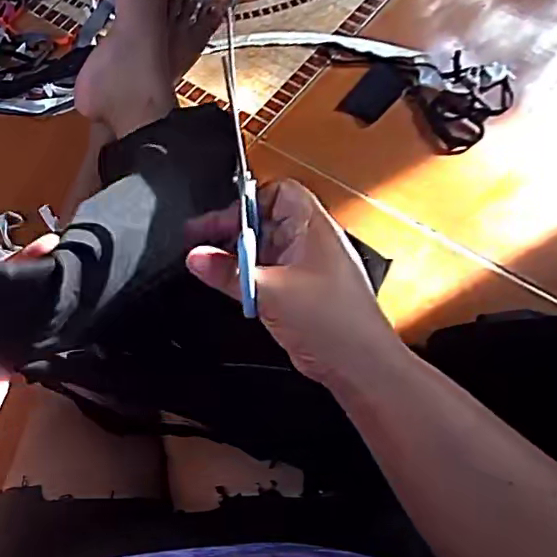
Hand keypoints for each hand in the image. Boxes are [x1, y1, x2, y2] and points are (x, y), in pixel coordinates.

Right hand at [185, 179, 407, 388]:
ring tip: (211, 268)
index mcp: (312, 228)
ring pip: (264, 251)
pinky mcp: (299, 295)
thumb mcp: (270, 292)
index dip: (246, 202)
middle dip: (233, 232)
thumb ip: (229, 273)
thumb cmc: (335, 323)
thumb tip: (198, 256)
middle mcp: (310, 244)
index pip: (277, 193)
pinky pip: (268, 277)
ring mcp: (305, 270)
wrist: (358, 364)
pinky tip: (233, 290)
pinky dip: (248, 280)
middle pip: (265, 222)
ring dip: (238, 259)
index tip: (218, 222)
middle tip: (201, 244)